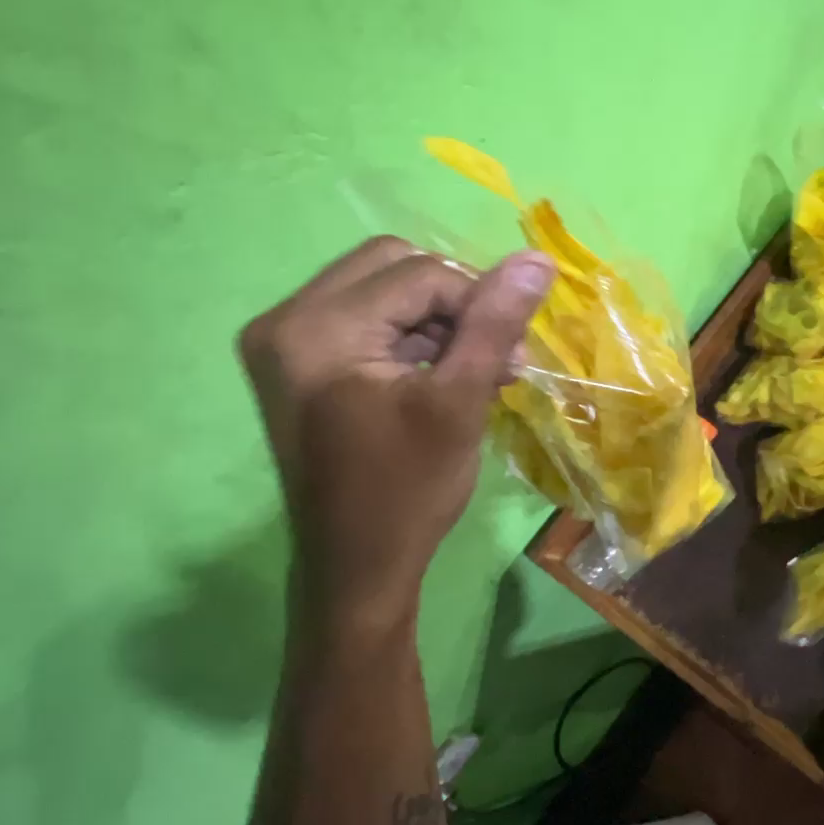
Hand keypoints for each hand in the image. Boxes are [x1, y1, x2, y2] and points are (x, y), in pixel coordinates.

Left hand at [239, 236, 554, 618]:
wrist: (357, 565)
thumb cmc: (409, 490)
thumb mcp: (460, 403)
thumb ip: (494, 325)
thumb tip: (539, 259)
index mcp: (317, 328)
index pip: (420, 273)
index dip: (479, 304)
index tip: (512, 359)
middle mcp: (285, 319)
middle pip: (393, 266)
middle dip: (455, 303)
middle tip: (492, 357)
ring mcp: (284, 342)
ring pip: (382, 290)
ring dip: (437, 321)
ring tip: (472, 373)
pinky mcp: (296, 364)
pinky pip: (365, 320)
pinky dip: (411, 338)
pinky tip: (439, 378)